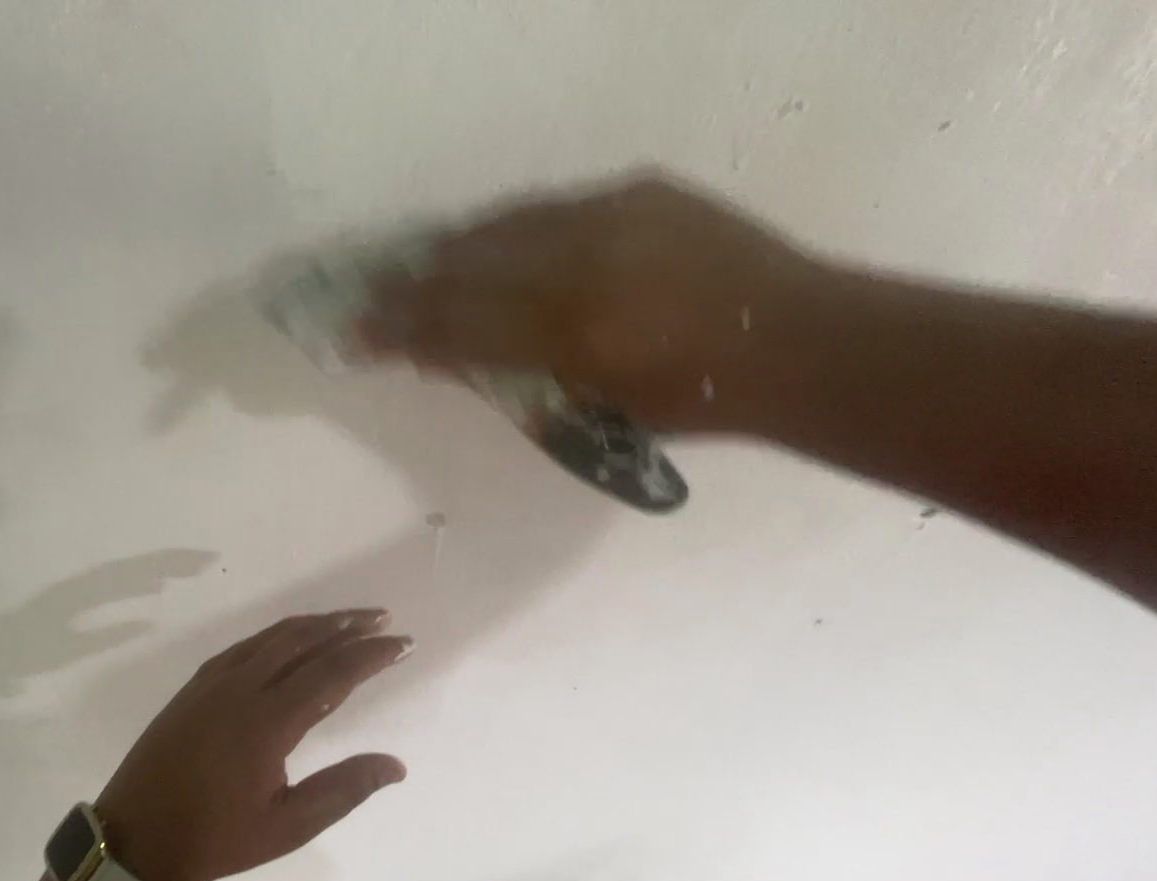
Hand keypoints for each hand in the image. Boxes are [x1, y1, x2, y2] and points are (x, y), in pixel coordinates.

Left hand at [92, 610, 410, 880]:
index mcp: (267, 720)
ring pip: (270, 638)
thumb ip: (343, 790)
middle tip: (383, 619)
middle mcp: (240, 688)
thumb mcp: (287, 827)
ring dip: (312, 625)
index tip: (404, 642)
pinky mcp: (193, 688)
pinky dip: (276, 636)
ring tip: (346, 621)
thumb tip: (396, 764)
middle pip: (302, 640)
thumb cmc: (214, 839)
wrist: (134, 838)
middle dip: (346, 625)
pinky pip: (244, 647)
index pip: (332, 672)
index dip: (372, 654)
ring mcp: (211, 683)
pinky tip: (287, 643)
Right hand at [359, 172, 825, 433]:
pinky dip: (510, 230)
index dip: (398, 331)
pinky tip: (492, 243)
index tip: (355, 333)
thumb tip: (438, 361)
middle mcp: (582, 266)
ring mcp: (612, 218)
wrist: (801, 342)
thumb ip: (510, 381)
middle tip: (368, 293)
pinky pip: (550, 208)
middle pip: (466, 267)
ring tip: (418, 265)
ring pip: (502, 226)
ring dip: (453, 250)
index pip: (456, 327)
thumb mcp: (592, 411)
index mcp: (571, 337)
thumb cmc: (691, 402)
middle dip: (408, 284)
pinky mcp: (639, 191)